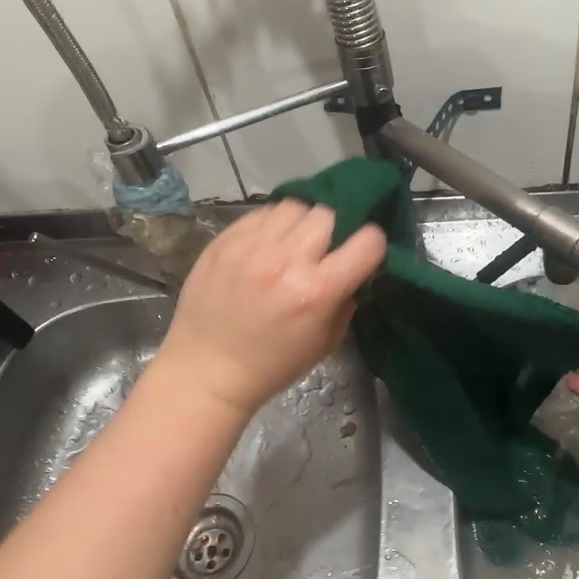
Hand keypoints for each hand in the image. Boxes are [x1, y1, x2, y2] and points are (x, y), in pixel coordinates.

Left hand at [156, 201, 385, 421]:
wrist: (206, 371)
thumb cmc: (274, 364)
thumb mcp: (328, 339)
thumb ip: (348, 296)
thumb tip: (362, 266)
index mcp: (318, 291)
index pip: (368, 241)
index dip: (372, 245)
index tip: (365, 254)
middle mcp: (286, 260)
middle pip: (329, 214)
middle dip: (336, 229)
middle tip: (326, 248)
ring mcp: (251, 247)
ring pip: (295, 207)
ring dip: (303, 223)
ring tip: (294, 243)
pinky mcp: (225, 240)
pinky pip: (263, 213)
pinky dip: (273, 226)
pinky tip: (268, 246)